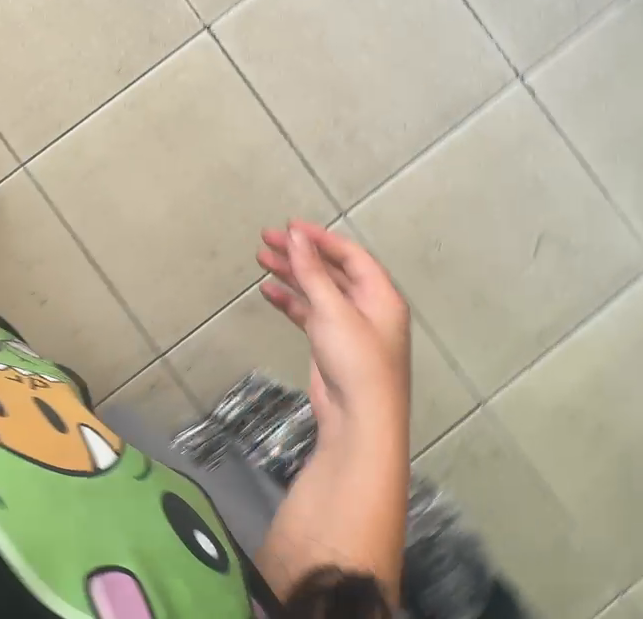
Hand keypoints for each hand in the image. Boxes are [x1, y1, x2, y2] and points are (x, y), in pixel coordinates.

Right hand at [257, 221, 410, 445]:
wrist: (359, 416)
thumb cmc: (357, 362)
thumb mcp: (332, 309)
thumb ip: (311, 270)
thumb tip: (296, 236)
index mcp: (380, 296)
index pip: (351, 255)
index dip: (320, 238)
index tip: (290, 226)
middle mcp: (367, 308)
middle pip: (331, 270)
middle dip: (300, 253)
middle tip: (268, 239)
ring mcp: (348, 326)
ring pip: (317, 289)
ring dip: (291, 273)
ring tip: (262, 258)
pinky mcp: (330, 342)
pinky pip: (308, 311)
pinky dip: (290, 299)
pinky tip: (269, 291)